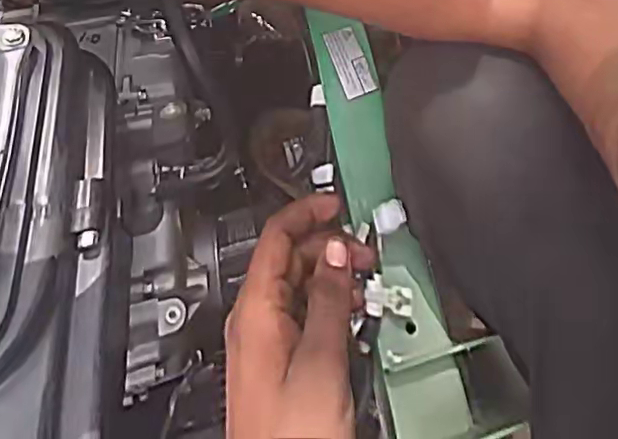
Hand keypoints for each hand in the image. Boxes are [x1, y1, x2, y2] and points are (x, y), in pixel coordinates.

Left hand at [226, 194, 376, 438]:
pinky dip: (327, 304)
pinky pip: (302, 314)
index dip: (306, 212)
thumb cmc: (290, 438)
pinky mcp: (279, 363)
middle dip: (326, 246)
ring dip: (330, 275)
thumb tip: (334, 250)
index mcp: (256, 309)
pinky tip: (350, 312)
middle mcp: (254, 319)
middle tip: (362, 248)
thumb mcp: (319, 360)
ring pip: (298, 286)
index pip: (276, 236)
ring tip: (362, 279)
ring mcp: (265, 342)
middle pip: (289, 258)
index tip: (335, 203)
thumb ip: (326, 298)